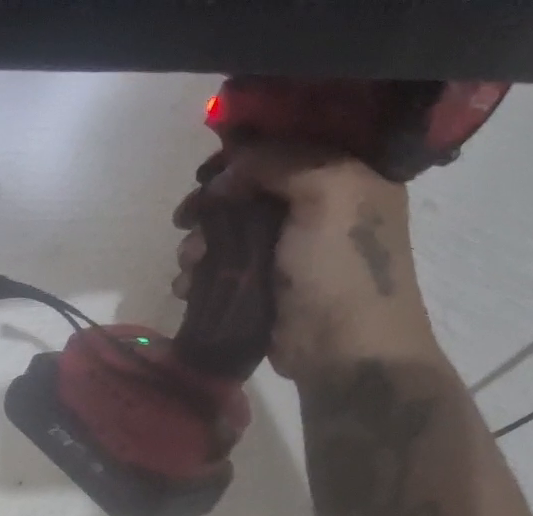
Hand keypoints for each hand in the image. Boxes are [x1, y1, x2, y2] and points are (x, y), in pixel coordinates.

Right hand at [172, 144, 441, 381]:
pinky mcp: (265, 289)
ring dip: (200, 242)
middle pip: (250, 190)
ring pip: (231, 232)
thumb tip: (224, 175)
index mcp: (348, 175)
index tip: (209, 172)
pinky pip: (224, 270)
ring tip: (188, 262)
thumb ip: (278, 162)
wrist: (344, 351)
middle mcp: (319, 208)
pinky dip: (200, 275)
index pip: (287, 146)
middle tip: (185, 218)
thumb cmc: (343, 267)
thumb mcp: (327, 193)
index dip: (244, 153)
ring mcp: (289, 252)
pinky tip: (186, 287)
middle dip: (212, 203)